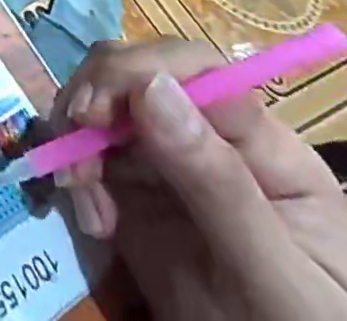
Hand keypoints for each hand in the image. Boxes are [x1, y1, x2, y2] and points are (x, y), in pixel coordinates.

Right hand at [50, 39, 346, 320]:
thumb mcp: (275, 279)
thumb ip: (220, 185)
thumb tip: (153, 86)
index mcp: (263, 144)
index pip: (197, 69)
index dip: (137, 72)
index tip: (91, 112)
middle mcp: (209, 137)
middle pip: (140, 73)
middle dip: (96, 99)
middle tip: (71, 156)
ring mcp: (168, 163)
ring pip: (106, 105)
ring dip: (78, 138)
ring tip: (80, 197)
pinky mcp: (133, 192)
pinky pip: (90, 153)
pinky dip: (76, 174)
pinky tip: (93, 223)